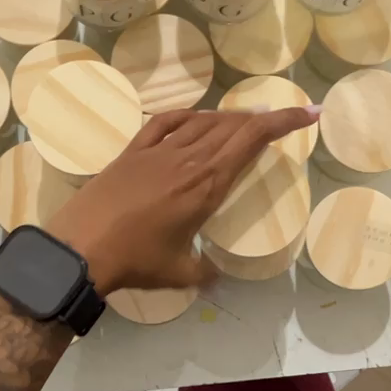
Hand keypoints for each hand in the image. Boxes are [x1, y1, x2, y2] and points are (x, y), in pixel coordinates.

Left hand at [48, 107, 316, 291]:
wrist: (81, 248)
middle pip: (233, 125)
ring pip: (202, 121)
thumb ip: (205, 273)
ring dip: (228, 117)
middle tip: (283, 119)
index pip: (253, 139)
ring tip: (243, 121)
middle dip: (265, 117)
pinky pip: (165, 122)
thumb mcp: (179, 273)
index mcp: (207, 184)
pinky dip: (187, 115)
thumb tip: (217, 278)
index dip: (284, 121)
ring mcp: (157, 151)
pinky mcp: (131, 151)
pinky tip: (194, 118)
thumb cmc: (135, 261)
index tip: (309, 113)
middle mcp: (187, 158)